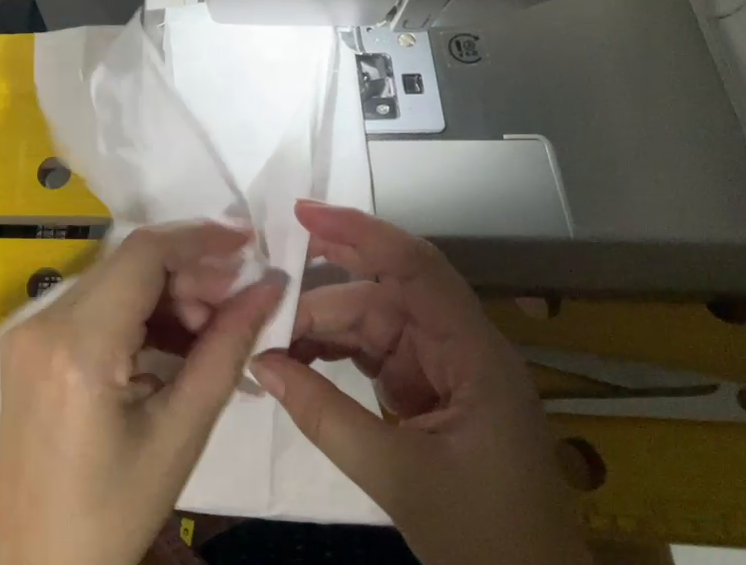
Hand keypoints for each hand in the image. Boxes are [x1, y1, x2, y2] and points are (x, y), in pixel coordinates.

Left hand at [0, 222, 285, 564]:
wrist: (40, 558)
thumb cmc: (116, 508)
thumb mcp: (181, 432)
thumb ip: (226, 350)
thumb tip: (269, 288)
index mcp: (78, 346)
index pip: (143, 255)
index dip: (199, 239)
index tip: (248, 245)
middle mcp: (40, 324)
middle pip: (127, 267)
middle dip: (188, 275)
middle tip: (237, 305)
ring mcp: (25, 332)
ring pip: (109, 283)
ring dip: (163, 295)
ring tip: (208, 333)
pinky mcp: (24, 345)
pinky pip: (89, 307)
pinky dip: (133, 315)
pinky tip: (170, 344)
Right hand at [250, 201, 591, 564]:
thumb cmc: (486, 537)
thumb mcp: (399, 477)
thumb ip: (325, 416)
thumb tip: (260, 362)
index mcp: (473, 352)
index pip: (416, 267)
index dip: (359, 232)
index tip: (301, 214)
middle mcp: (459, 346)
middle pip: (382, 296)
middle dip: (320, 298)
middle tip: (258, 300)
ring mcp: (443, 370)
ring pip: (371, 326)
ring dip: (320, 331)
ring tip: (267, 345)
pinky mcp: (427, 394)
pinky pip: (373, 357)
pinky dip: (333, 358)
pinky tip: (295, 365)